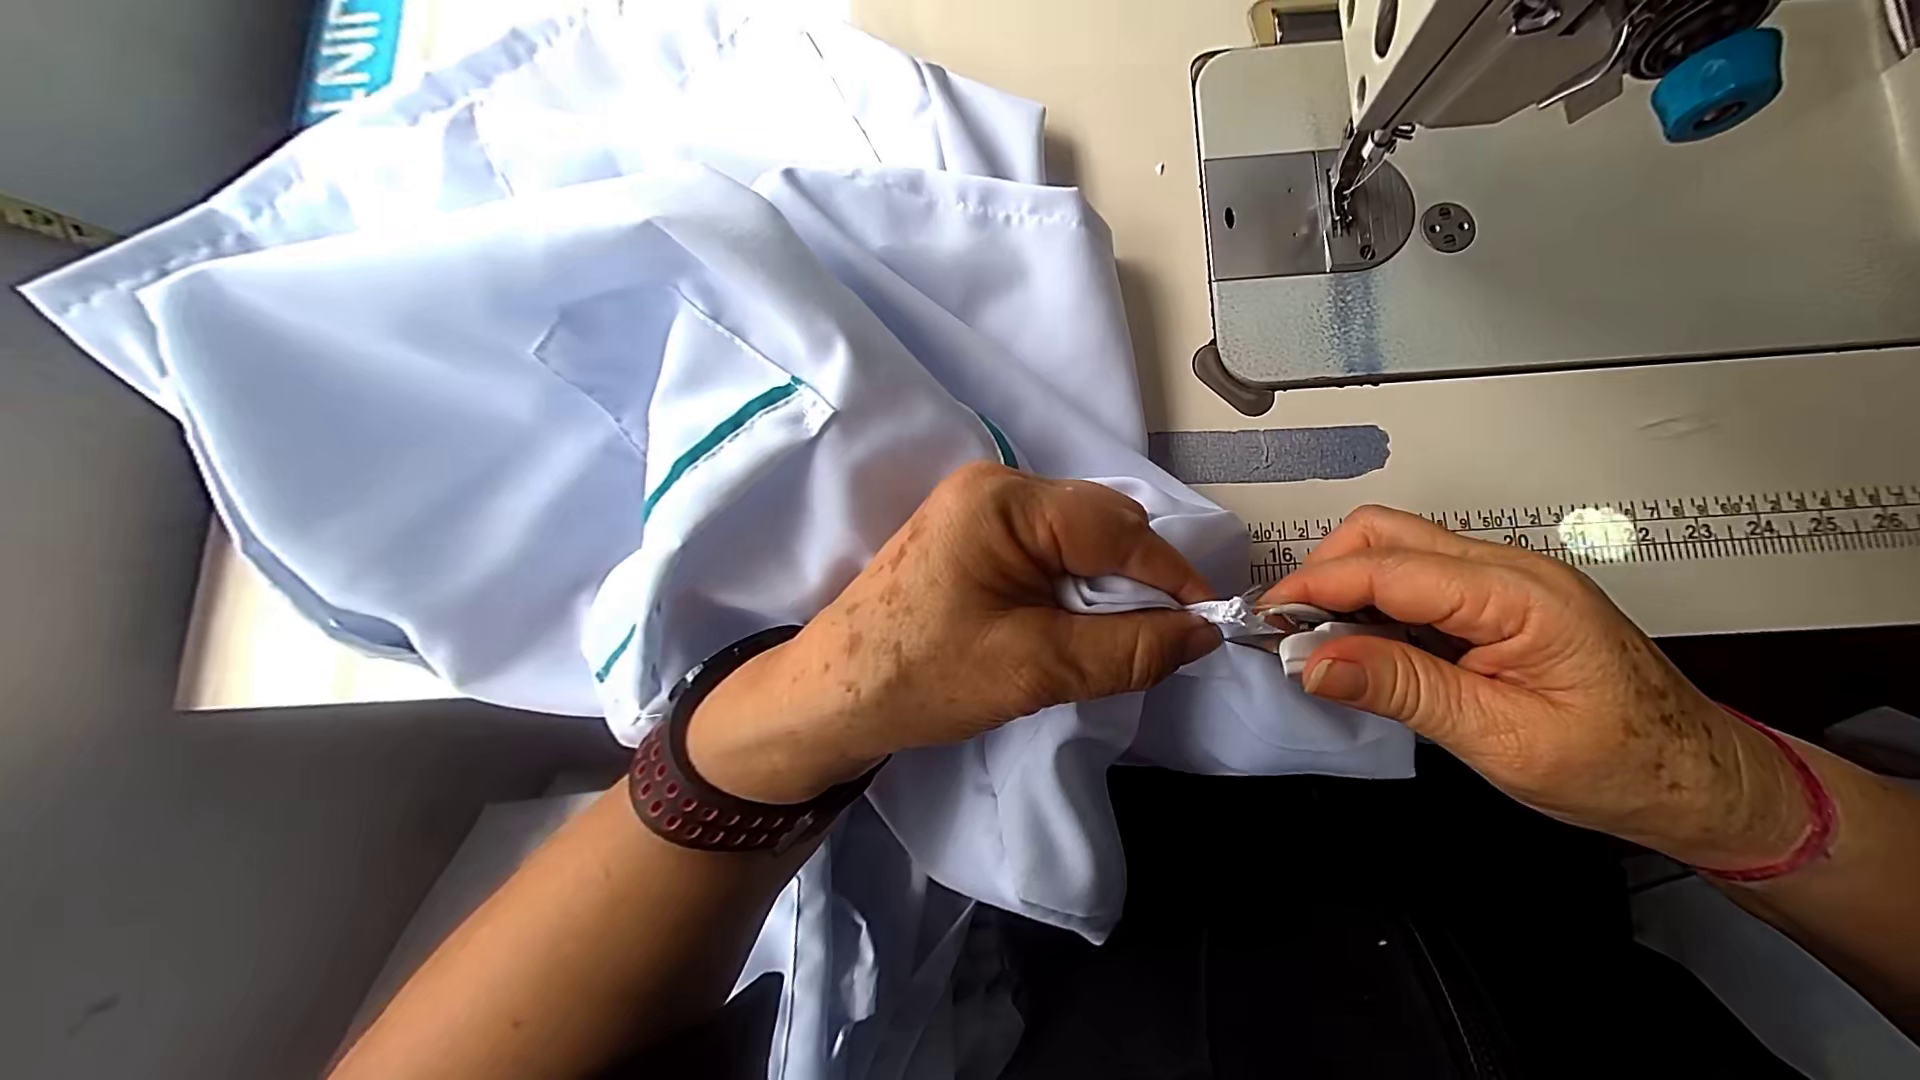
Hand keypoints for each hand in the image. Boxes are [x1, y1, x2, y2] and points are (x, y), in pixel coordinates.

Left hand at [686, 463, 1221, 803]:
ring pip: (1075, 540)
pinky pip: (1045, 552)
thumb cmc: (923, 676)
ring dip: (1102, 589)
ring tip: (1102, 642)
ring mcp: (977, 510)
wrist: (831, 697)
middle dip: (1134, 583)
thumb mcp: (1035, 667)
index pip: (1117, 525)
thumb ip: (1128, 649)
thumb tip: (1202, 635)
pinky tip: (1065, 627)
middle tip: (1150, 643)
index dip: (1171, 574)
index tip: (1208, 623)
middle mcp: (992, 488)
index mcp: (1004, 500)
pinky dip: (1070, 588)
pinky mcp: (969, 537)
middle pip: (1098, 525)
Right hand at [1267, 506, 1809, 871]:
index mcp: (1519, 597)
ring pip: (1389, 548)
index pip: (1385, 567)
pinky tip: (1360, 642)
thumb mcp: (1500, 737)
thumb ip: (1401, 688)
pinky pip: (1408, 577)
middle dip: (1321, 573)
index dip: (1312, 586)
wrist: (1702, 780)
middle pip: (1381, 533)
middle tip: (1290, 628)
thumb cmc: (1625, 765)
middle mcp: (1508, 571)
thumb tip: (1315, 661)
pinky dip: (1367, 602)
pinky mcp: (1490, 597)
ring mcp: (1500, 579)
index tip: (1266, 619)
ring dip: (1341, 586)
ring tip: (1320, 640)